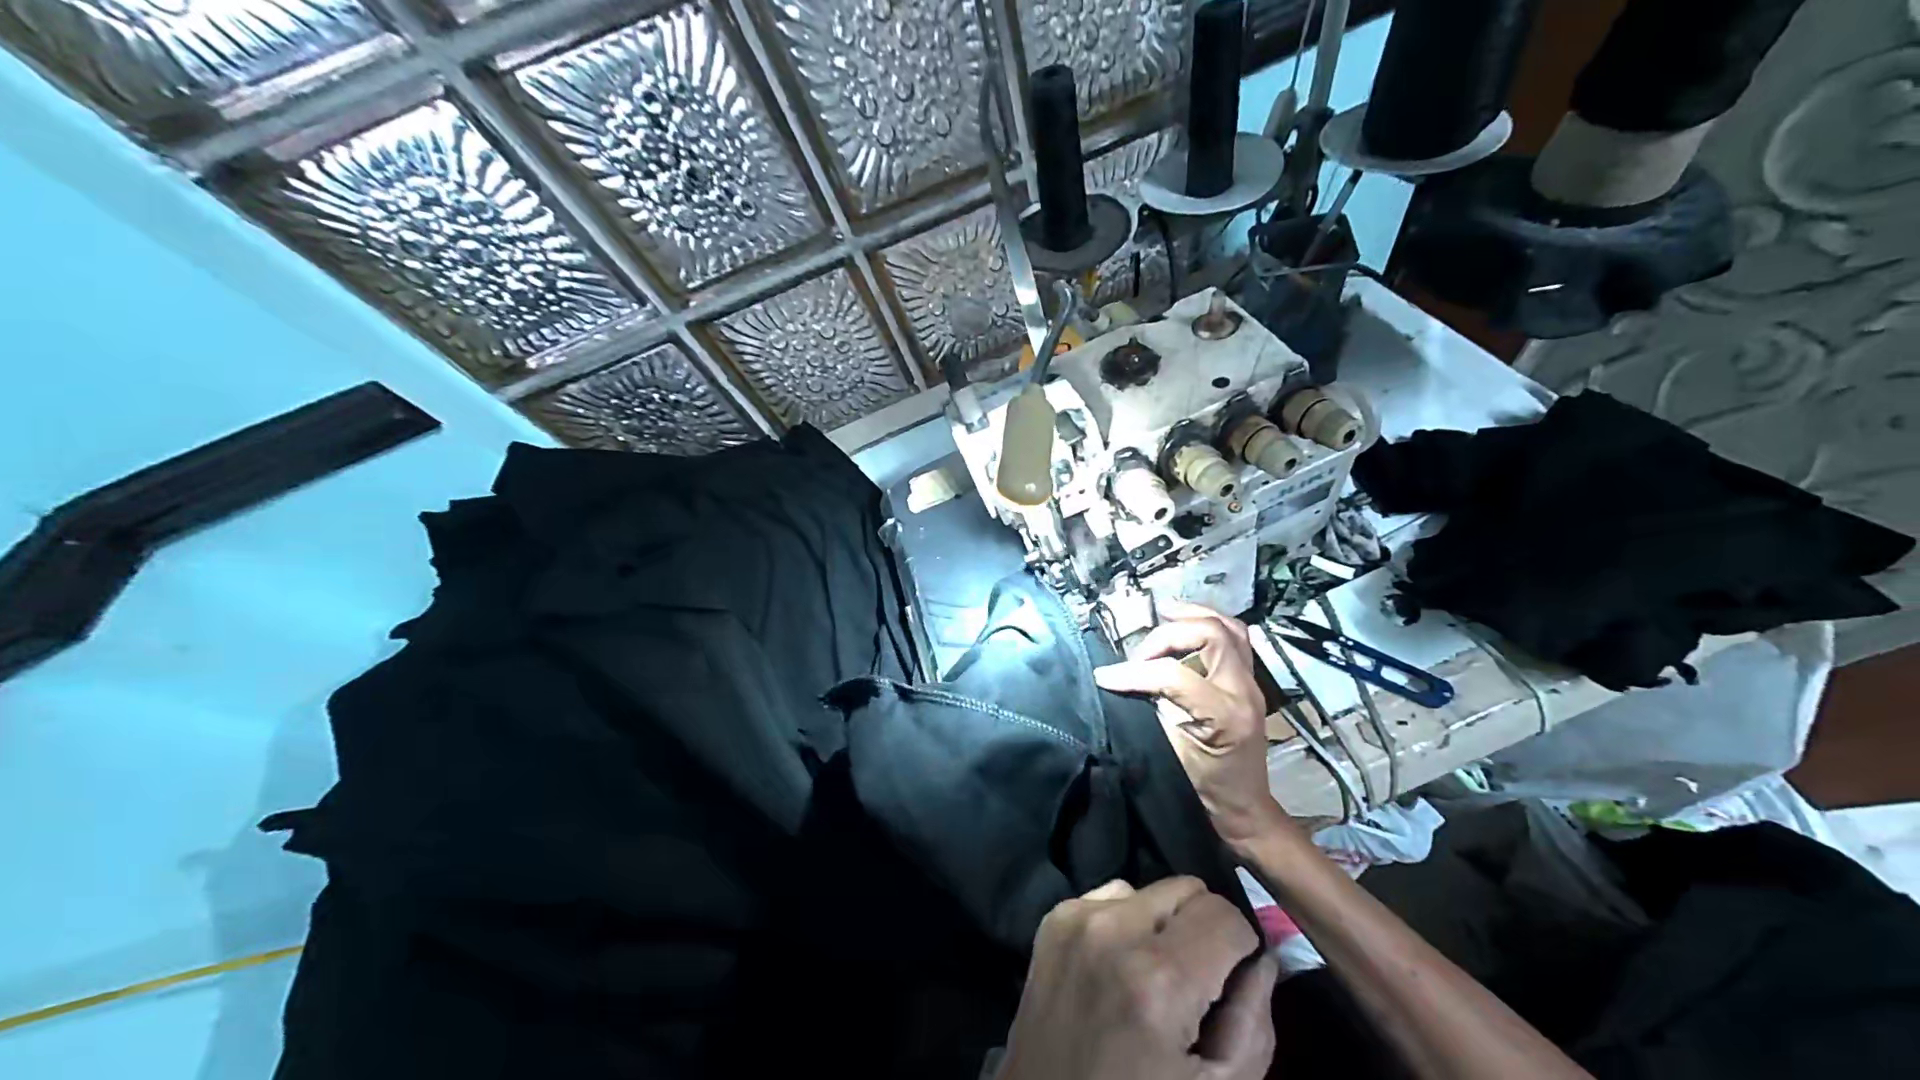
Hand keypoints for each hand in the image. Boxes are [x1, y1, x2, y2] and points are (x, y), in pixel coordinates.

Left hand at [999, 877, 1277, 1079]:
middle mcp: (1113, 929)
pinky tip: (1120, 968)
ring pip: (1149, 889)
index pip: (1225, 914)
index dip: (1241, 948)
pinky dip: (1126, 922)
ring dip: (1163, 923)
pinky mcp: (1053, 919)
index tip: (1234, 982)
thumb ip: (1253, 1019)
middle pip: (1188, 889)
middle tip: (1196, 983)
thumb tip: (1262, 957)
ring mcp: (1076, 918)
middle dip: (1203, 929)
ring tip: (1153, 978)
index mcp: (1157, 977)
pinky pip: (1112, 897)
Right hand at [1095, 601, 1289, 852]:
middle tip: (1140, 656)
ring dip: (1193, 617)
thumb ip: (1150, 709)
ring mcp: (1252, 684)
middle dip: (1166, 636)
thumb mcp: (1168, 752)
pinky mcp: (1249, 682)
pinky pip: (1235, 638)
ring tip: (1163, 615)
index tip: (1105, 677)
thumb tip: (1119, 679)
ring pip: (1229, 627)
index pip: (1174, 674)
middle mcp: (1244, 692)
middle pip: (1210, 634)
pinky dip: (1208, 624)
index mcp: (1224, 715)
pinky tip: (1185, 626)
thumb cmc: (1203, 788)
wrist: (1243, 808)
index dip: (1134, 672)